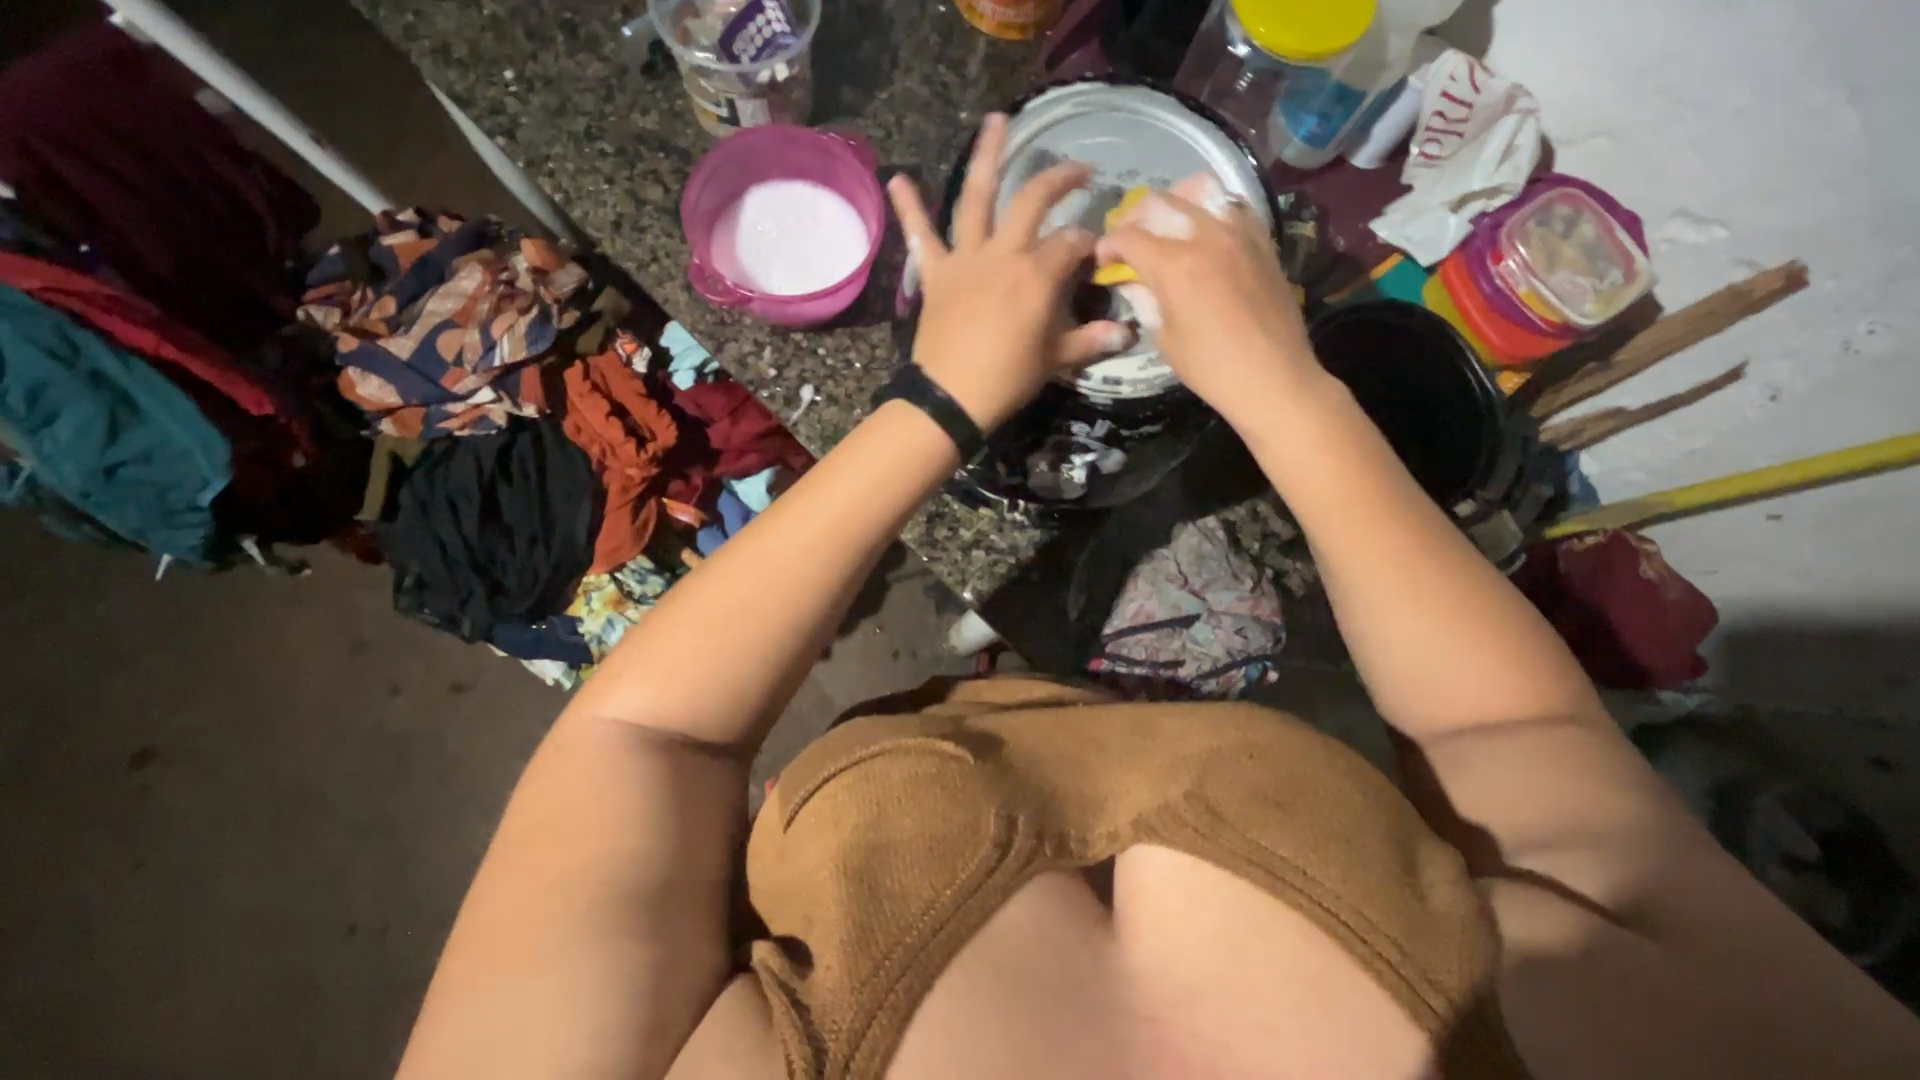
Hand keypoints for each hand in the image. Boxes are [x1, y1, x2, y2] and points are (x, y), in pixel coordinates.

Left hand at [889, 113, 1133, 430]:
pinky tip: (897, 179)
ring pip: (976, 197)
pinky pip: (921, 235)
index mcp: (1037, 273)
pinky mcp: (935, 273)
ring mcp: (966, 258)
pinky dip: (909, 208)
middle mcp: (1004, 253)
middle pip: (1033, 200)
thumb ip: (1091, 340)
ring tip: (995, 119)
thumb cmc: (1008, 379)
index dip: (1088, 243)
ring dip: (987, 155)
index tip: (1096, 252)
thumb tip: (1128, 333)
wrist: (951, 397)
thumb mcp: (1057, 360)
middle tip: (1079, 169)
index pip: (1071, 242)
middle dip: (1060, 179)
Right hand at [1096, 180, 1324, 427]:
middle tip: (1129, 239)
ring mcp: (1237, 231)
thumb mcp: (1164, 337)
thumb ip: (1144, 299)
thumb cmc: (1211, 367)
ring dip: (1173, 202)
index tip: (1104, 261)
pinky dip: (1210, 208)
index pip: (1128, 236)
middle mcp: (1204, 235)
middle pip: (1158, 203)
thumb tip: (1130, 280)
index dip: (1108, 245)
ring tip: (1166, 224)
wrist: (1273, 376)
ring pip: (1198, 190)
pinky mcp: (1261, 238)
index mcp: (1173, 264)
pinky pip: (1231, 204)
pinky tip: (1204, 230)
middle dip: (1134, 218)